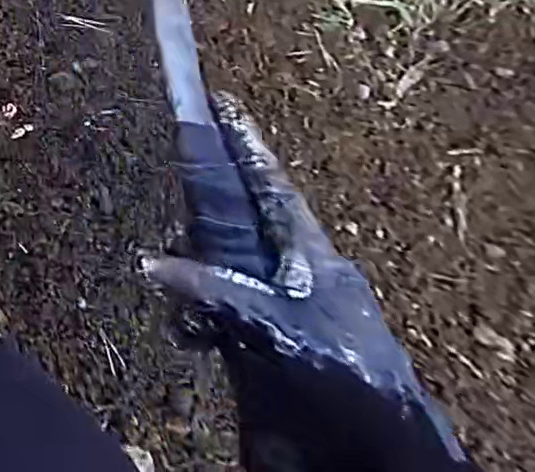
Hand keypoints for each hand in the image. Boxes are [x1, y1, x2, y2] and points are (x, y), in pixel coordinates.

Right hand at [145, 94, 472, 471]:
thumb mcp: (279, 327)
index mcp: (311, 251)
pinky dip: (202, 313)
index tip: (223, 99)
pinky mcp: (275, 336)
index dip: (246, 141)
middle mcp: (297, 269)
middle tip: (178, 193)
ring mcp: (287, 303)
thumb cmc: (350, 381)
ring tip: (178, 295)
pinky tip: (191, 333)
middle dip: (205, 209)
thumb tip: (150, 262)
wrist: (383, 456)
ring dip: (197, 275)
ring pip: (228, 265)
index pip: (270, 182)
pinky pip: (226, 307)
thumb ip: (217, 291)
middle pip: (241, 219)